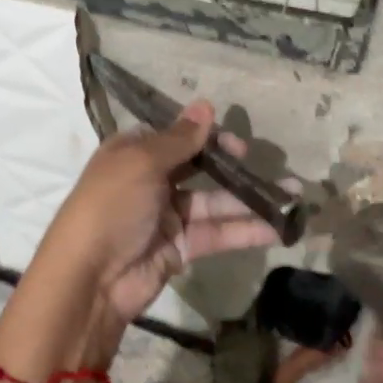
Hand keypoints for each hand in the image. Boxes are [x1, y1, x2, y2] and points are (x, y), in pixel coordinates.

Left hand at [38, 100, 281, 328]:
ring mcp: (166, 216)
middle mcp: (150, 181)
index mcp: (133, 153)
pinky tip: (278, 227)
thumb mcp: (141, 162)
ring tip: (292, 196)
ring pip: (214, 203)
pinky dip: (246, 230)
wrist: (90, 277)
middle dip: (232, 166)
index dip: (205, 135)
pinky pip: (217, 233)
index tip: (234, 141)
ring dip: (249, 200)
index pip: (174, 137)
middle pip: (198, 168)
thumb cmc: (111, 205)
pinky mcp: (180, 248)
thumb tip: (206, 105)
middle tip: (262, 164)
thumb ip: (179, 139)